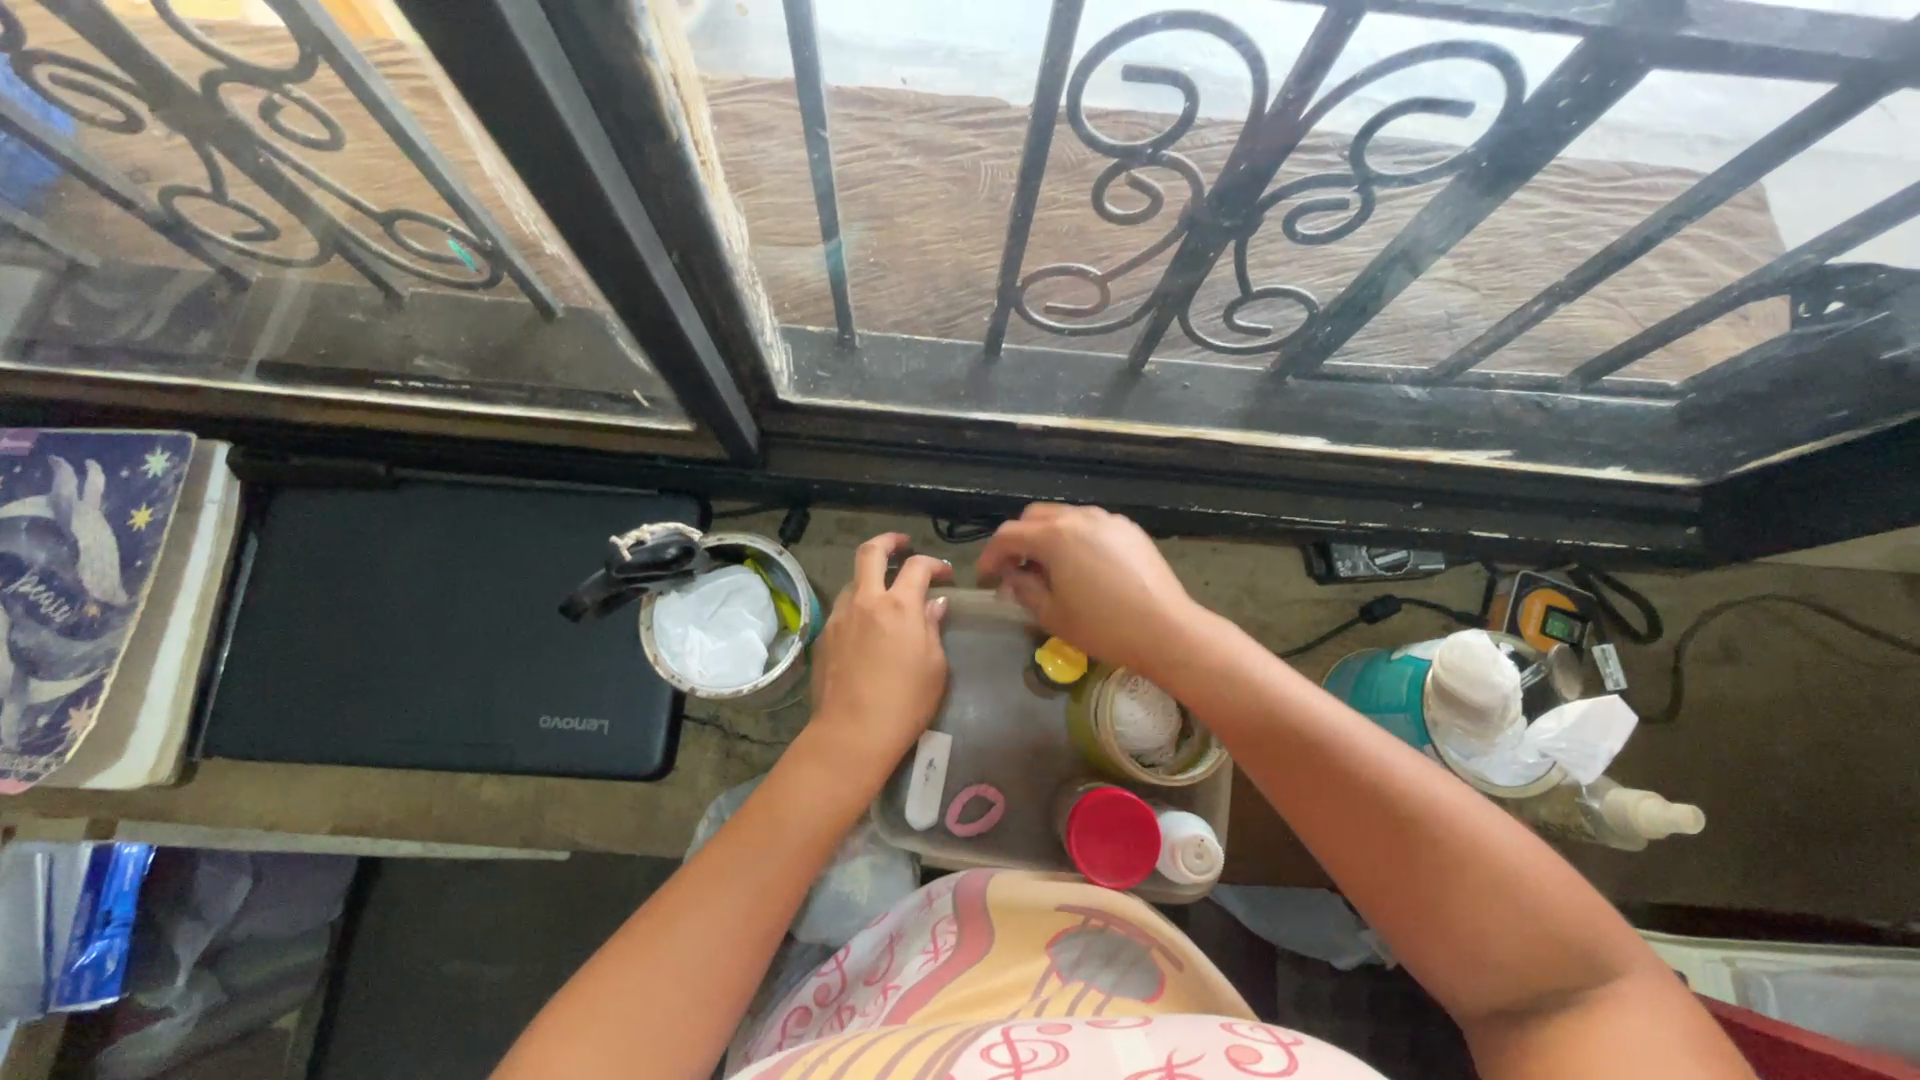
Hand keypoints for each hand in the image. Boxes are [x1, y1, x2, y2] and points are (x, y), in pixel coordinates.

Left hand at [806, 533, 952, 765]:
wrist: (853, 732)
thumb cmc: (906, 701)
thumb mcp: (935, 665)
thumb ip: (933, 627)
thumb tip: (935, 604)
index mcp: (899, 605)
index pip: (917, 566)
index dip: (935, 563)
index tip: (946, 574)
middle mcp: (865, 601)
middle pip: (870, 553)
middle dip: (888, 542)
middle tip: (902, 544)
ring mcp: (839, 617)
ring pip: (852, 581)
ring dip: (870, 579)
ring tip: (885, 594)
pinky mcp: (823, 637)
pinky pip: (842, 610)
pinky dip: (857, 607)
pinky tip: (866, 628)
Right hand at [975, 504, 1200, 672]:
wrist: (1166, 630)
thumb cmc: (1103, 627)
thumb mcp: (1052, 615)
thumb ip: (1024, 589)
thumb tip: (1012, 578)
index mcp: (1054, 536)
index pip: (1008, 535)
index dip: (990, 555)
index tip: (985, 577)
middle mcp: (1079, 517)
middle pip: (1034, 517)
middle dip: (1018, 541)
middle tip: (1015, 570)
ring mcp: (1108, 520)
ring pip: (1064, 517)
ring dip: (1047, 537)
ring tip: (1048, 569)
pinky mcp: (1130, 530)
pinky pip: (1091, 525)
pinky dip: (1075, 539)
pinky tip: (1081, 568)